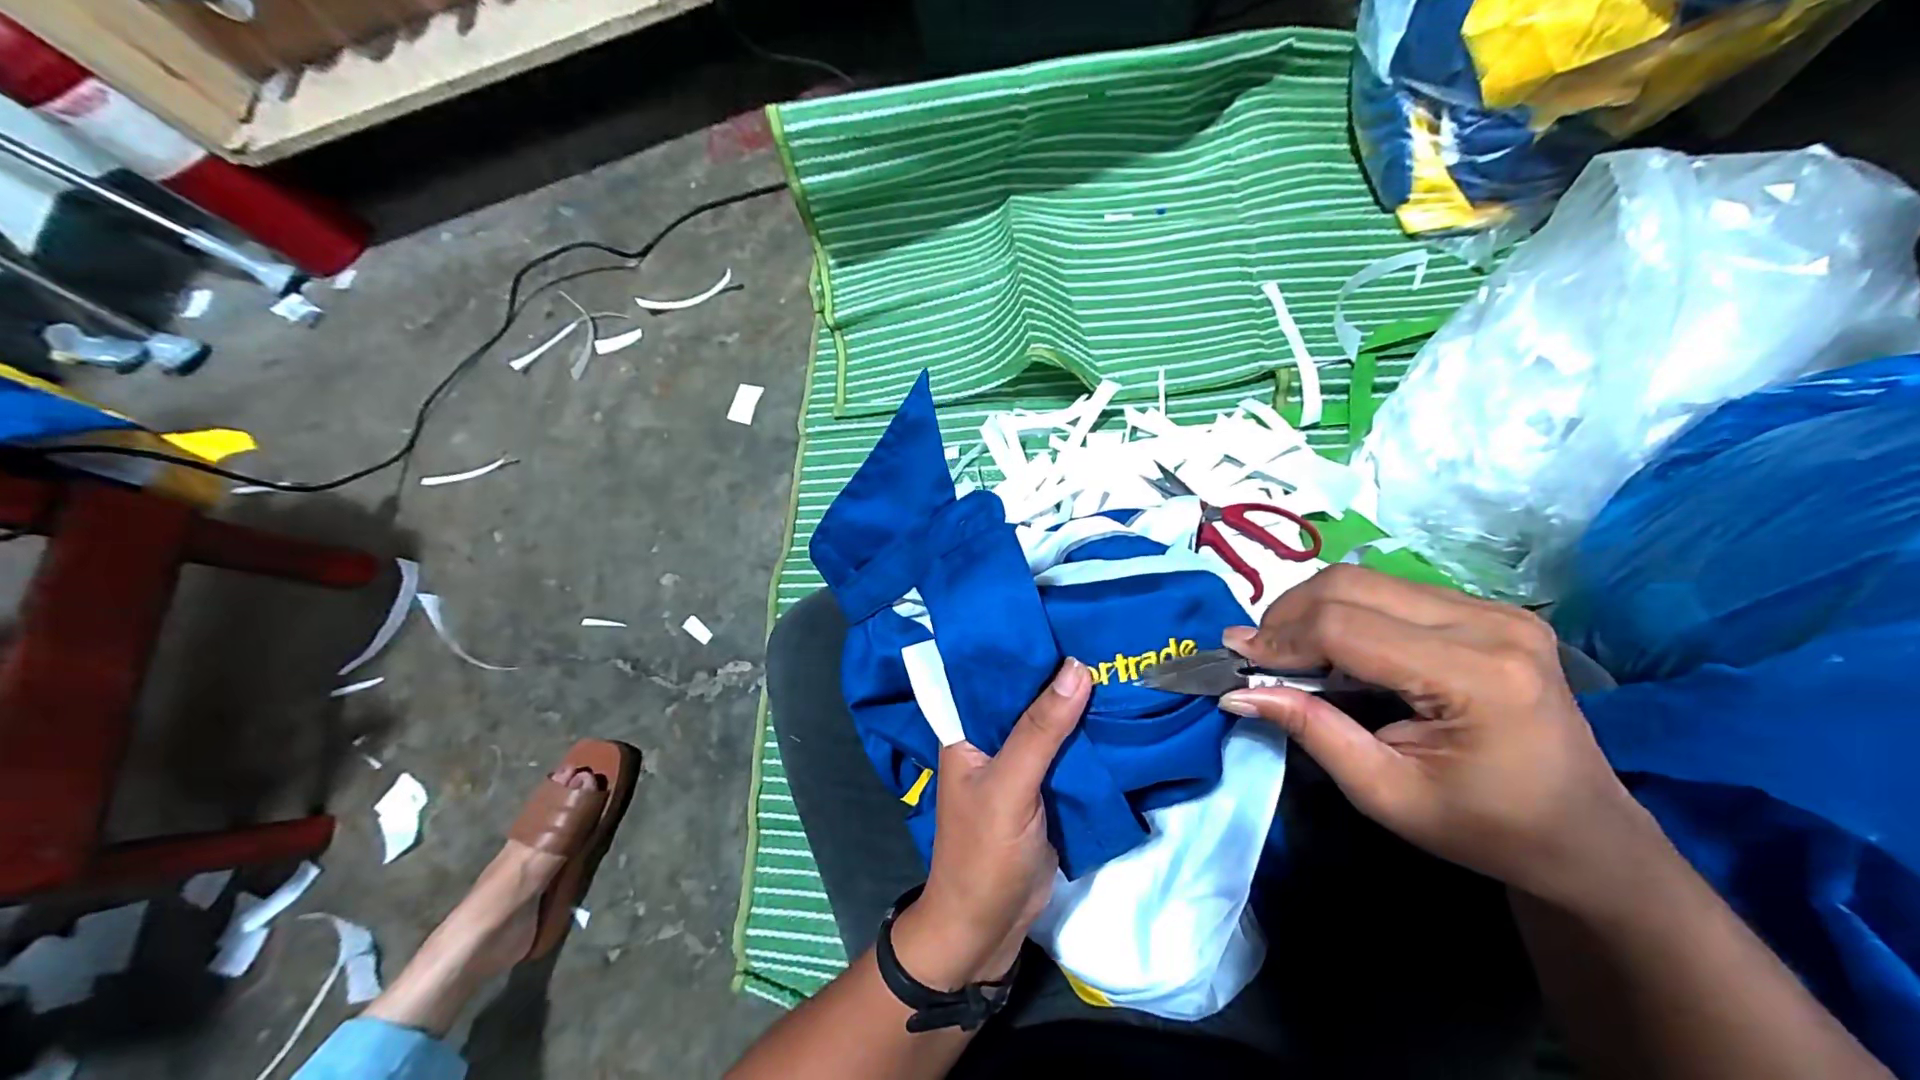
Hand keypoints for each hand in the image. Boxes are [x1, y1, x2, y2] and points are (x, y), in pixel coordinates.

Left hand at [891, 658, 1090, 989]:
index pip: (994, 674)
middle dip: (1063, 673)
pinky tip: (1121, 714)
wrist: (988, 929)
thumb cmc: (984, 854)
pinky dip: (1091, 739)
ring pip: (1054, 725)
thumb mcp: (1009, 786)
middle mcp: (992, 741)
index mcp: (967, 731)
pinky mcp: (1047, 791)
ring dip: (1082, 704)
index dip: (1027, 647)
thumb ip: (1040, 730)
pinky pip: (1070, 755)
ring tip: (1123, 662)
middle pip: (1029, 698)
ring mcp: (1022, 767)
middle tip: (1109, 635)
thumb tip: (1076, 667)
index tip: (1066, 614)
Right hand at [1217, 565, 1658, 906]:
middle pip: (1353, 585)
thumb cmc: (1486, 827)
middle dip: (1289, 614)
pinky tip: (1333, 647)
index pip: (1348, 628)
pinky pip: (1392, 589)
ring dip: (1313, 607)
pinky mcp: (1489, 609)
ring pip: (1368, 578)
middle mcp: (1492, 624)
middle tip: (1257, 654)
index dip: (1281, 639)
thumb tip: (1239, 693)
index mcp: (1478, 677)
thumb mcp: (1387, 794)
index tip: (1237, 660)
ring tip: (1288, 651)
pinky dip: (1345, 610)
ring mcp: (1497, 609)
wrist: (1584, 834)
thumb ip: (1313, 732)